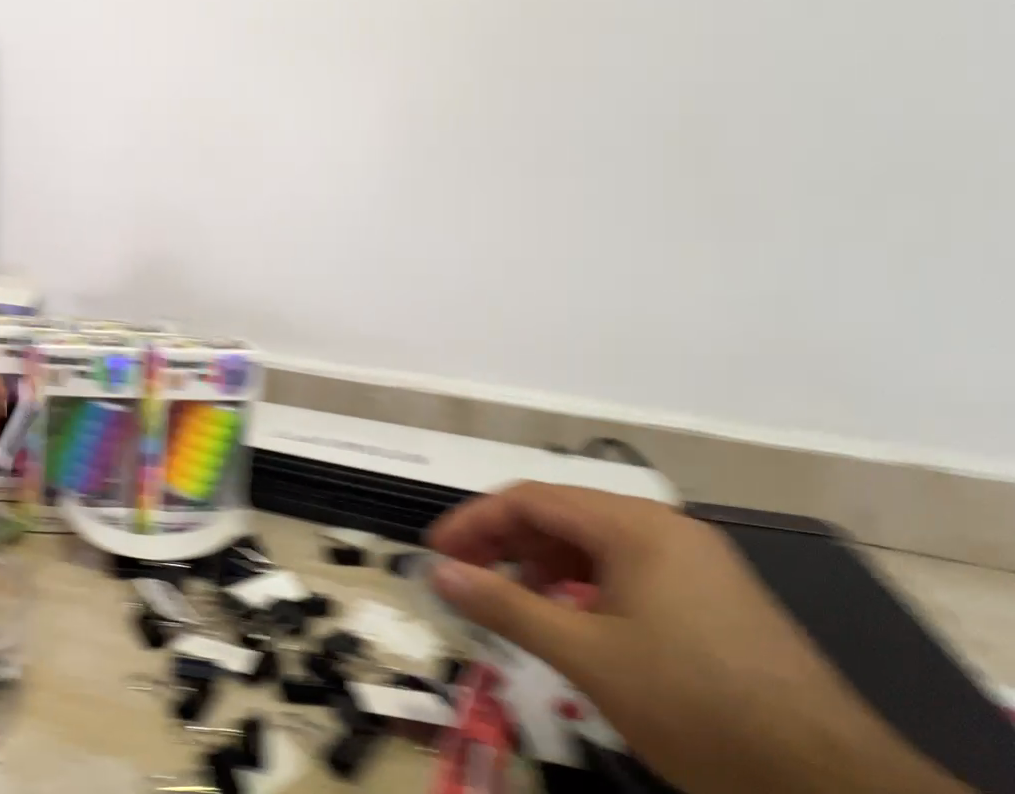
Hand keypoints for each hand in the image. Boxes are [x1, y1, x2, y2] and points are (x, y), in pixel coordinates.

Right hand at [426, 483, 970, 793]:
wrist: (829, 781)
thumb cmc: (693, 704)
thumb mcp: (585, 656)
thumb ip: (505, 606)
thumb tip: (440, 573)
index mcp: (637, 527)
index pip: (532, 499)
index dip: (475, 521)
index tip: (435, 554)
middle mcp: (668, 530)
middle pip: (563, 515)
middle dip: (505, 541)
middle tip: (463, 577)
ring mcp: (698, 563)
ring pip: (596, 544)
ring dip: (542, 565)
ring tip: (512, 603)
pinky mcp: (715, 598)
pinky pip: (630, 570)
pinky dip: (584, 586)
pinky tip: (572, 621)